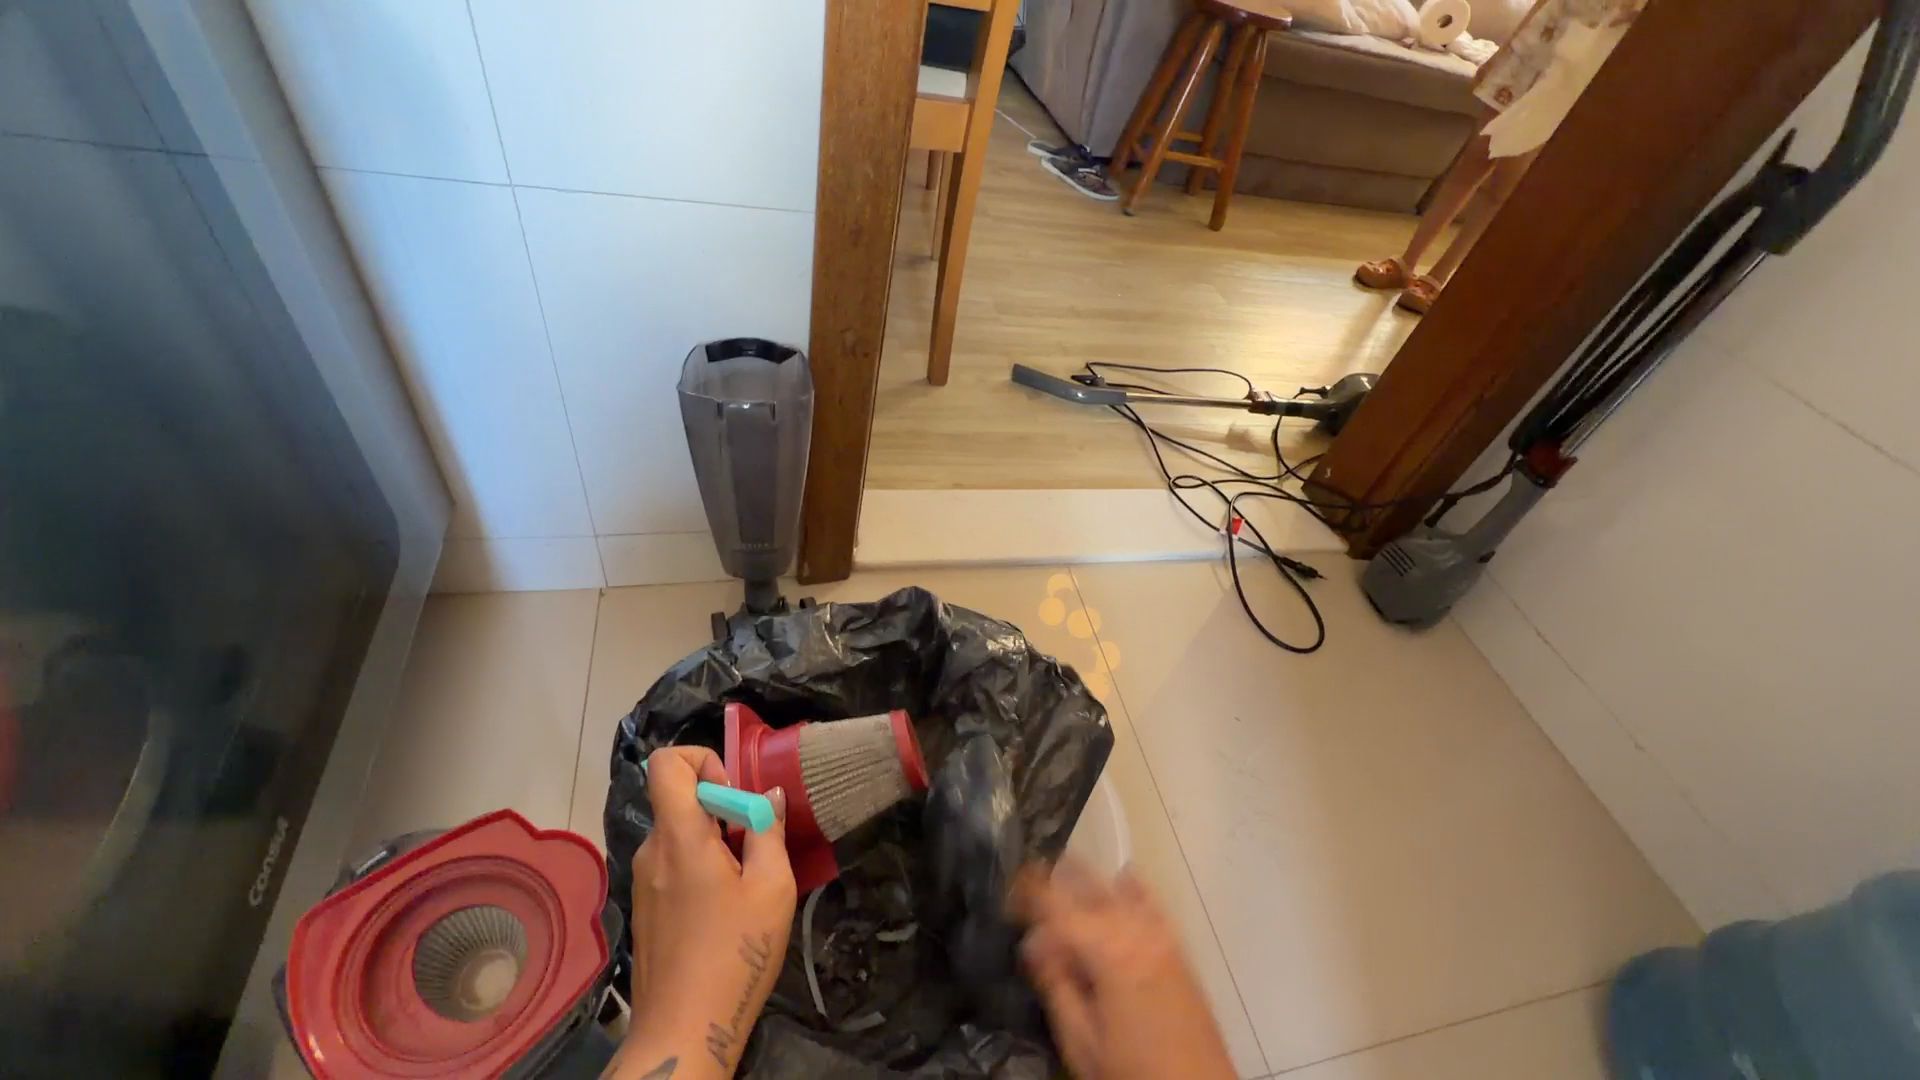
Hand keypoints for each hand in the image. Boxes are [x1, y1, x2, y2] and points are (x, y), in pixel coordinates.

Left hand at [605, 747, 795, 1079]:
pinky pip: (672, 865)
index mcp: (679, 837)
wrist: (683, 1032)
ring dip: (713, 844)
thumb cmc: (734, 954)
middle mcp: (651, 851)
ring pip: (679, 836)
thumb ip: (769, 832)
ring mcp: (642, 882)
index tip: (733, 795)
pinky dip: (700, 869)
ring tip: (745, 886)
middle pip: (679, 800)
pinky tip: (724, 911)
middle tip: (754, 848)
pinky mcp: (645, 908)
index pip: (666, 764)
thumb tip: (768, 796)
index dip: (702, 760)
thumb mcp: (772, 888)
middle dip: (720, 810)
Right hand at [1013, 858, 1236, 1079]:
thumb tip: (1036, 947)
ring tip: (1059, 885)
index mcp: (1104, 949)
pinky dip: (1129, 886)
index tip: (1006, 892)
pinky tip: (1119, 881)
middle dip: (1051, 881)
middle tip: (1025, 893)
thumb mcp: (1081, 1042)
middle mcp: (1132, 928)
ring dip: (1084, 882)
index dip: (1026, 891)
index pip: (1055, 903)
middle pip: (1084, 884)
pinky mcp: (1175, 944)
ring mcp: (1158, 932)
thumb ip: (1056, 986)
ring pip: (1113, 886)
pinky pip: (1149, 899)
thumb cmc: (1133, 1071)